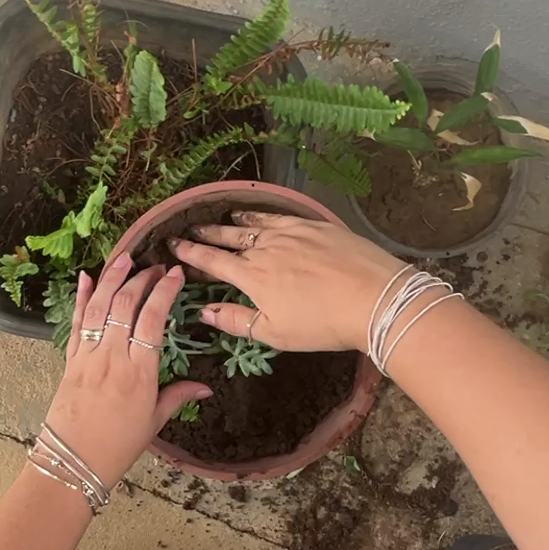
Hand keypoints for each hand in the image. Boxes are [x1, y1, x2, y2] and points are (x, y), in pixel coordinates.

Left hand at [43, 254, 211, 486]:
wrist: (72, 462)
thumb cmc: (117, 446)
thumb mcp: (153, 423)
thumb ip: (177, 397)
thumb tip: (205, 388)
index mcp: (138, 373)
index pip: (153, 320)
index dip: (164, 292)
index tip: (176, 274)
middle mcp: (112, 358)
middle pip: (125, 305)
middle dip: (141, 279)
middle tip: (155, 266)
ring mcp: (88, 356)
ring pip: (99, 308)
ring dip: (111, 278)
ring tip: (124, 258)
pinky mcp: (69, 361)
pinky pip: (76, 323)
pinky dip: (82, 299)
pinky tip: (87, 278)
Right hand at [167, 212, 406, 351]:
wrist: (374, 299)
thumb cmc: (321, 324)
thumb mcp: (274, 333)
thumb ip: (235, 320)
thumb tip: (203, 311)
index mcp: (251, 276)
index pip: (211, 261)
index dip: (190, 254)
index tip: (173, 246)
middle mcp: (265, 248)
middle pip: (227, 238)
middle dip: (205, 235)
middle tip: (190, 231)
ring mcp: (291, 232)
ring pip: (253, 225)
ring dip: (233, 224)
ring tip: (222, 221)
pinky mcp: (315, 226)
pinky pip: (278, 217)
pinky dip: (261, 216)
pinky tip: (259, 218)